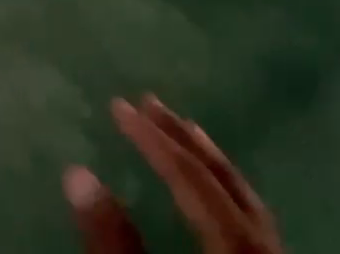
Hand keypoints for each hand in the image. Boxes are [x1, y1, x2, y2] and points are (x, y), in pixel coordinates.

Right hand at [63, 95, 280, 253]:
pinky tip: (211, 186)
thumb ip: (113, 239)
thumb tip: (75, 173)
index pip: (189, 176)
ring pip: (245, 197)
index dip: (151, 138)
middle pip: (223, 179)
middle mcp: (264, 243)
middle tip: (148, 100)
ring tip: (184, 128)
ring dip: (209, 158)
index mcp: (235, 242)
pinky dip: (226, 188)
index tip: (117, 104)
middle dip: (182, 137)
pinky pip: (252, 217)